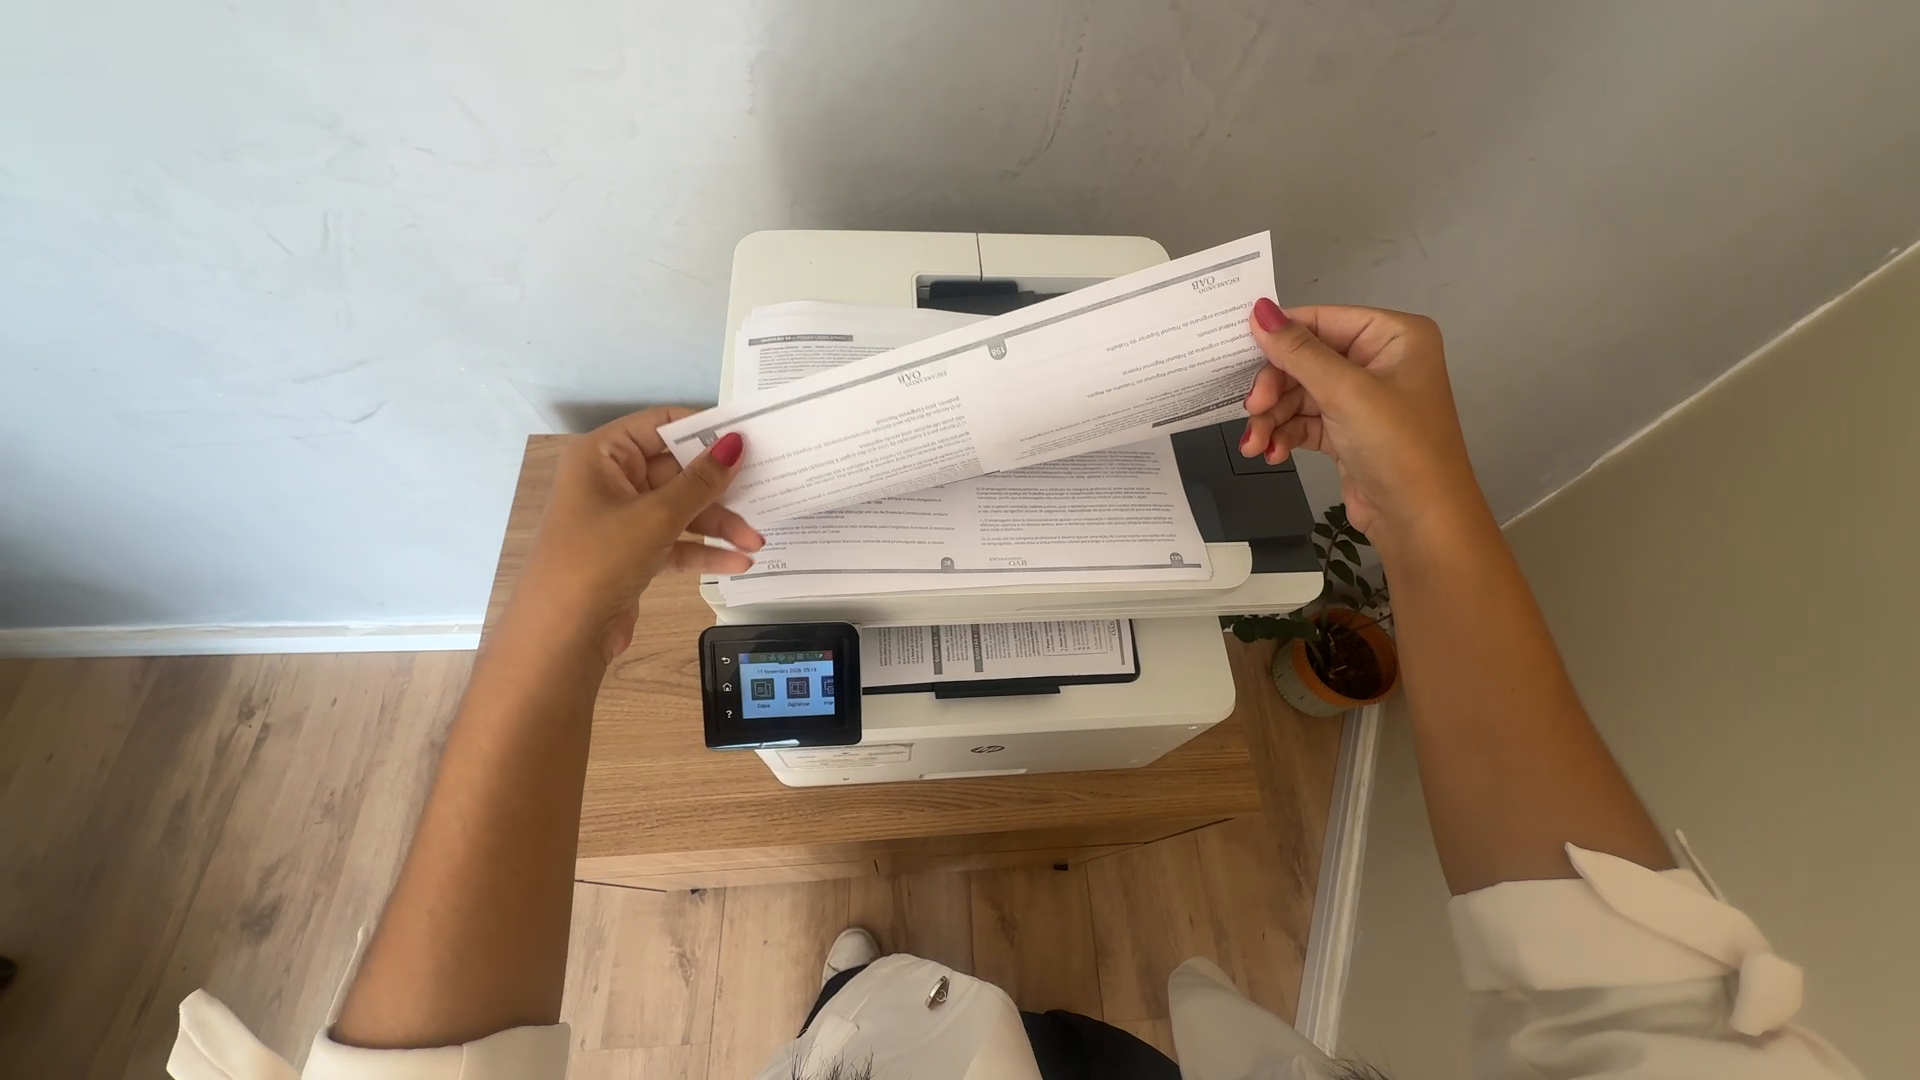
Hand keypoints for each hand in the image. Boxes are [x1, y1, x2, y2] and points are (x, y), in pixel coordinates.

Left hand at [516, 407, 762, 658]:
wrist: (560, 634)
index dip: (704, 430)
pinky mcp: (633, 553)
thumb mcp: (656, 516)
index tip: (749, 440)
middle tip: (764, 492)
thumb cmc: (599, 559)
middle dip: (720, 490)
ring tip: (756, 543)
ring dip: (719, 525)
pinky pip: (677, 542)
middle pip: (678, 471)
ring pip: (681, 510)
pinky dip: (704, 550)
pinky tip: (737, 562)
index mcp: (603, 455)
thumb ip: (701, 481)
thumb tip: (735, 442)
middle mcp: (611, 480)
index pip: (661, 425)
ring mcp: (622, 519)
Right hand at [1238, 299, 1482, 543]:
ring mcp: (1361, 398)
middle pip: (1304, 361)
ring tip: (1254, 445)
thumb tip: (1258, 309)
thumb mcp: (1344, 392)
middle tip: (1252, 410)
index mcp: (1392, 336)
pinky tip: (1271, 453)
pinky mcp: (1347, 431)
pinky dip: (1284, 435)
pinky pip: (1304, 422)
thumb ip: (1298, 351)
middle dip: (1274, 389)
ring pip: (1298, 395)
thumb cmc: (1398, 447)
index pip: (1321, 321)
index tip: (1237, 356)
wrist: (1420, 521)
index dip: (1278, 337)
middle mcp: (1378, 361)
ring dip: (1272, 419)